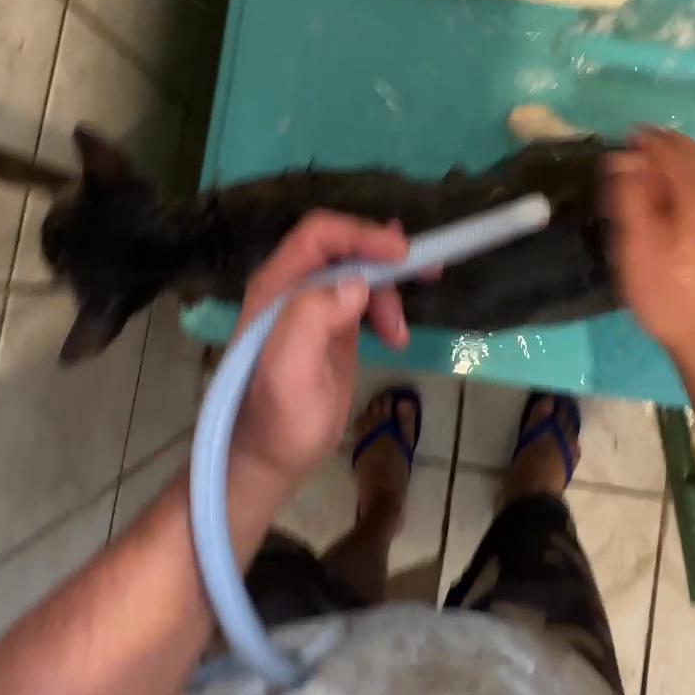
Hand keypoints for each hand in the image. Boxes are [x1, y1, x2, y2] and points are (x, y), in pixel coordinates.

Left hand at [231, 213, 412, 488]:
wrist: (268, 459)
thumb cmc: (277, 419)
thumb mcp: (288, 372)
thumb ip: (311, 319)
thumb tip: (356, 284)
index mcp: (277, 287)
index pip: (320, 235)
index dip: (361, 235)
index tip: (401, 253)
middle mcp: (294, 288)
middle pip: (344, 246)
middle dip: (384, 255)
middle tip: (426, 270)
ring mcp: (314, 308)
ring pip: (359, 272)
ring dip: (389, 290)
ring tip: (399, 333)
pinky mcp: (333, 328)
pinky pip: (365, 297)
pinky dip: (387, 307)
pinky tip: (396, 336)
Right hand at [605, 128, 694, 359]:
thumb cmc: (672, 298)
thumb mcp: (637, 249)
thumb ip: (630, 197)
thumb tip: (624, 158)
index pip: (671, 151)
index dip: (646, 142)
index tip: (623, 139)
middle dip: (667, 145)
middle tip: (639, 145)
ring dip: (687, 158)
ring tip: (661, 162)